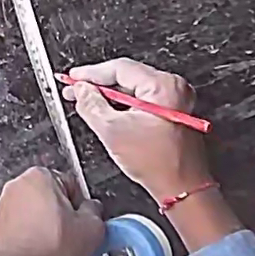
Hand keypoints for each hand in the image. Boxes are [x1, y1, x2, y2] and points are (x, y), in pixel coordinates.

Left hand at [0, 167, 104, 255]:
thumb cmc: (49, 247)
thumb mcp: (92, 227)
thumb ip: (96, 212)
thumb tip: (92, 210)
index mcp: (40, 177)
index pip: (73, 186)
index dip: (84, 209)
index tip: (87, 224)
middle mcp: (19, 188)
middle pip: (56, 209)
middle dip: (70, 231)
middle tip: (80, 246)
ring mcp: (6, 209)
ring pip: (43, 226)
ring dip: (58, 245)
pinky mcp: (0, 230)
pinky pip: (28, 238)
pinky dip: (40, 250)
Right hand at [63, 58, 212, 201]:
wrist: (180, 186)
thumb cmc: (157, 163)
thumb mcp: (112, 131)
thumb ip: (91, 105)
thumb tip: (81, 90)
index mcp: (162, 87)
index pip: (119, 68)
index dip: (91, 72)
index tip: (74, 76)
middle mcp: (173, 88)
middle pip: (127, 76)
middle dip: (97, 84)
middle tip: (75, 89)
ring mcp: (175, 99)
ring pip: (133, 88)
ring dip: (108, 95)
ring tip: (86, 101)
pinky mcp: (172, 111)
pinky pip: (142, 99)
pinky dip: (122, 104)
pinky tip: (105, 111)